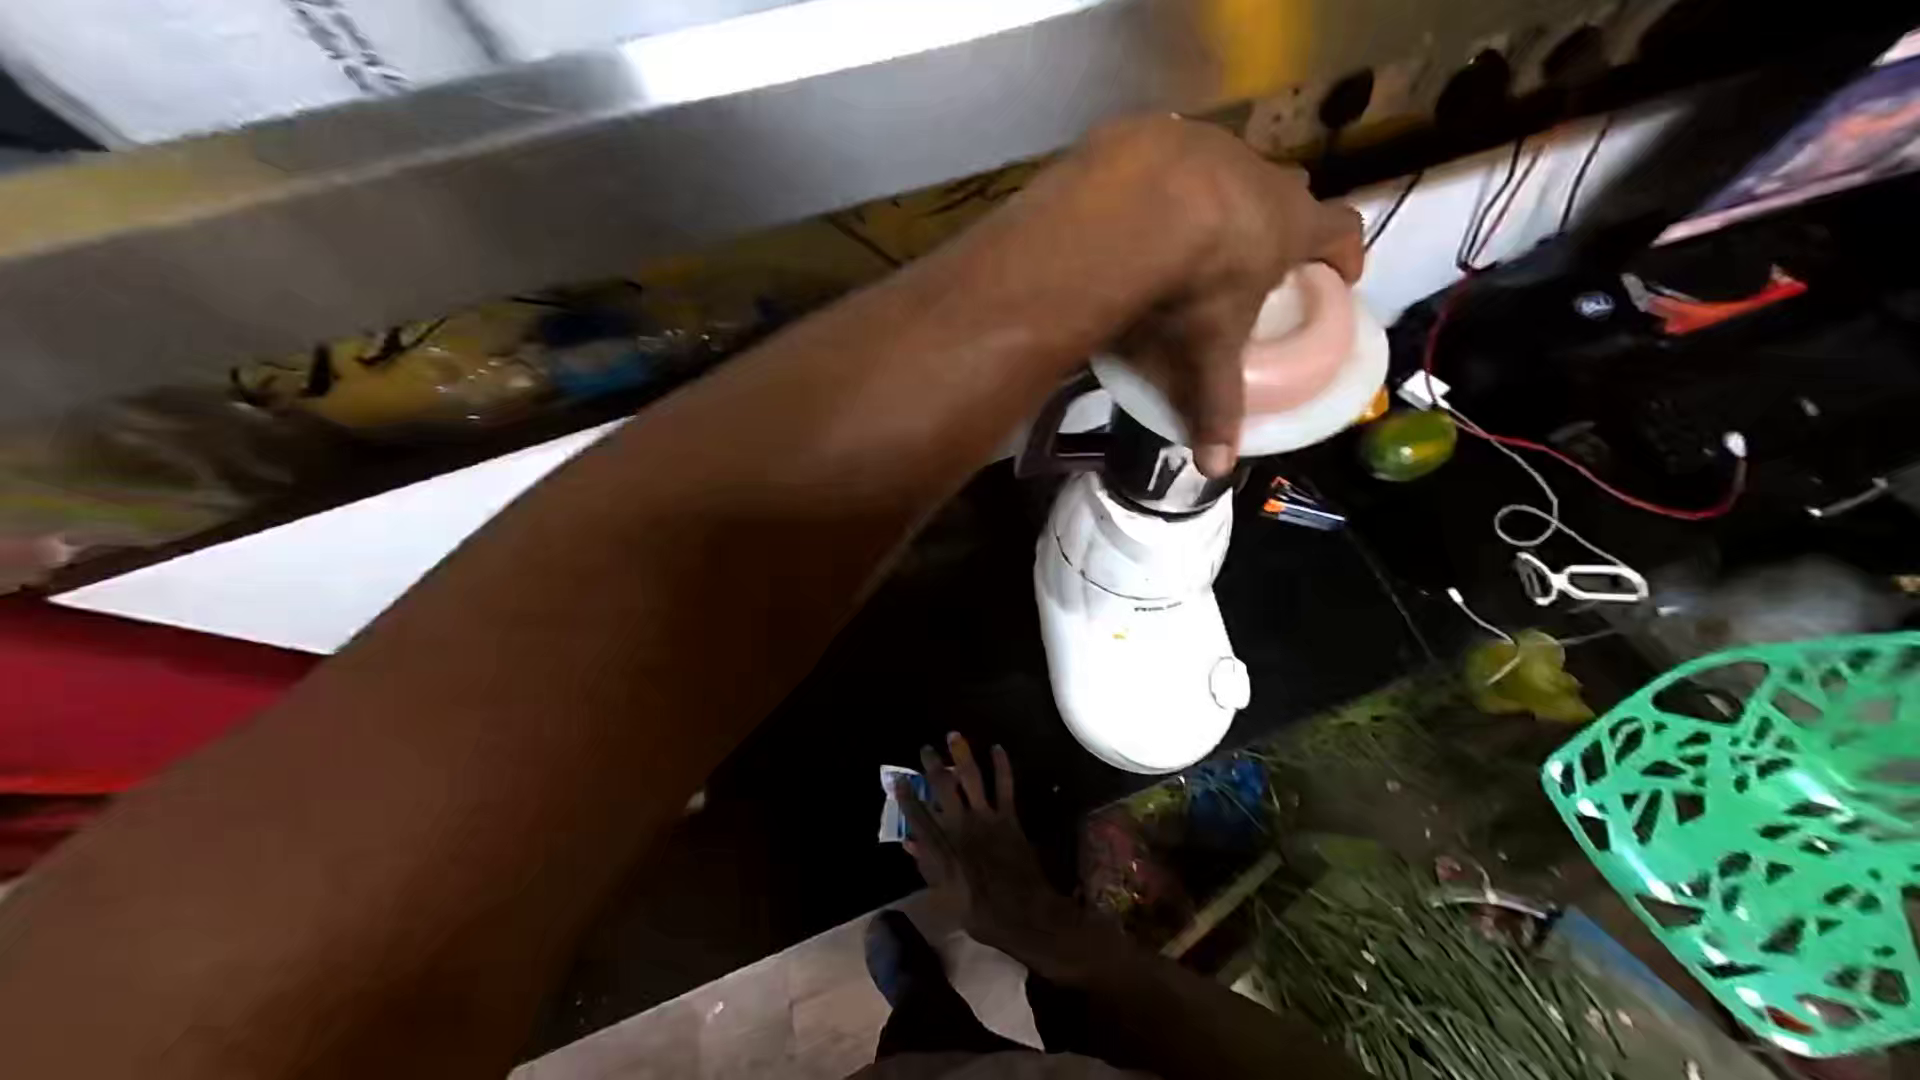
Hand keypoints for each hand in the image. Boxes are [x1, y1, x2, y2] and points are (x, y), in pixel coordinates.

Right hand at [896, 734, 1089, 972]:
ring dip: (961, 754)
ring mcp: (985, 818)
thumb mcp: (946, 894)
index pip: (917, 815)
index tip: (897, 780)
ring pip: (970, 777)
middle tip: (925, 749)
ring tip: (954, 735)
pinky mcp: (1008, 816)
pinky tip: (997, 748)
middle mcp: (960, 825)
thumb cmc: (983, 912)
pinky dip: (1002, 765)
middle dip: (931, 764)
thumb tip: (910, 843)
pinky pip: (1004, 785)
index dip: (905, 796)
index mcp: (941, 847)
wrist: (1025, 914)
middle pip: (941, 786)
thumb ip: (927, 865)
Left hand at [977, 115, 1363, 477]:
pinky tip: (1133, 212)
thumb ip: (1215, 405)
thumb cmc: (1193, 284)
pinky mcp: (1156, 137)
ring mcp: (1208, 148)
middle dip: (1280, 224)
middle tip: (1258, 258)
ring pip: (1226, 172)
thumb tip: (1215, 468)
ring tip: (1188, 237)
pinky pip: (1166, 162)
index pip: (1341, 230)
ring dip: (1217, 201)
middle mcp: (1259, 178)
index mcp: (1288, 226)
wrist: (1134, 208)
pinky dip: (1158, 187)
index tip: (1342, 274)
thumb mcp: (1208, 350)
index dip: (1346, 251)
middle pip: (1288, 194)